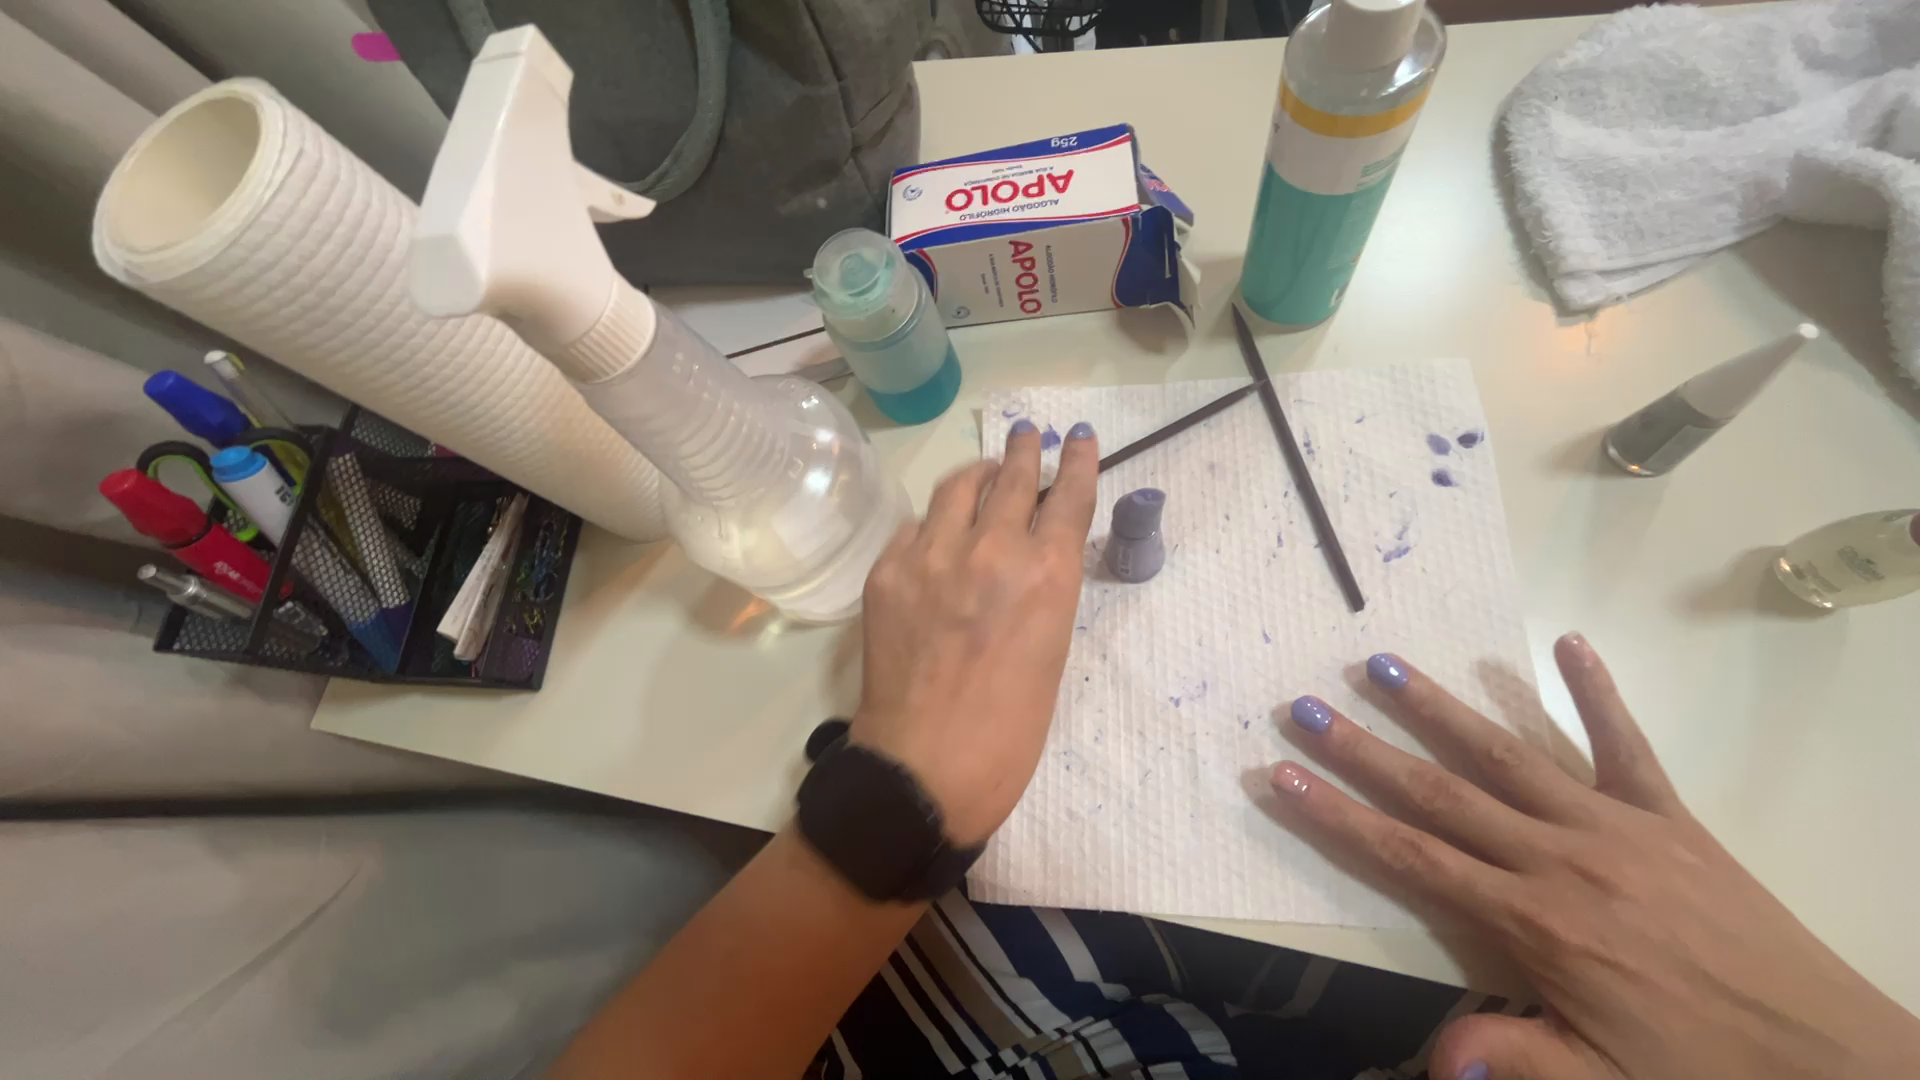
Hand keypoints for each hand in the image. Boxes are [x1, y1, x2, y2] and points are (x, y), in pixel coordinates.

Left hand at [851, 419, 1099, 846]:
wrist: (925, 767)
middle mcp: (991, 549)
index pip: (1068, 495)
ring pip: (959, 485)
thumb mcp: (1051, 649)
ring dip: (981, 472)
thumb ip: (1044, 588)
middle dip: (1027, 450)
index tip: (1080, 437)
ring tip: (987, 470)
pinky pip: (915, 526)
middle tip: (1030, 434)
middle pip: (1014, 476)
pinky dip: (934, 523)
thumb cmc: (1010, 730)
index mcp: (1046, 575)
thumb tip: (1031, 553)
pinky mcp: (888, 570)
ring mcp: (932, 555)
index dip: (1078, 460)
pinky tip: (937, 534)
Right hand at [1270, 633, 1919, 1079]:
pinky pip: (1625, 746)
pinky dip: (1597, 694)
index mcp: (1531, 919)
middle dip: (1361, 748)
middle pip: (1437, 792)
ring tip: (1386, 665)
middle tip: (1305, 707)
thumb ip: (1513, 1062)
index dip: (1338, 813)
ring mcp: (1612, 826)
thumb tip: (1432, 1064)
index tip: (1282, 774)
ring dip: (1439, 707)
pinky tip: (1568, 644)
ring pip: (1507, 754)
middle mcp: (1557, 857)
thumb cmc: (1700, 1070)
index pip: (1408, 855)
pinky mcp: (1666, 815)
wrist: (1844, 1067)